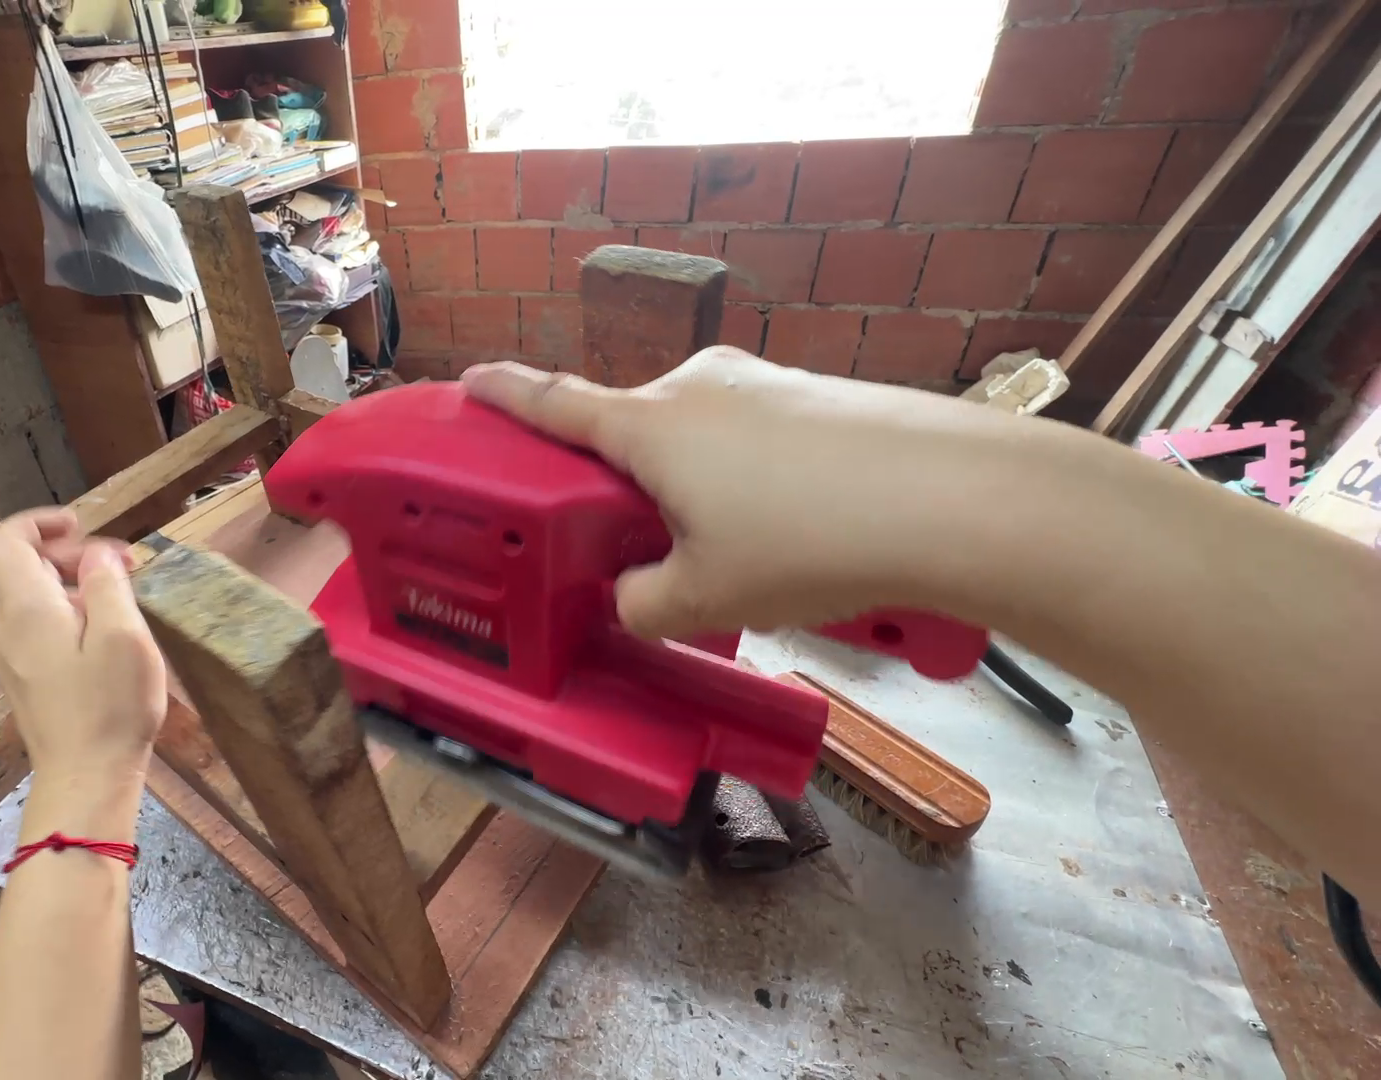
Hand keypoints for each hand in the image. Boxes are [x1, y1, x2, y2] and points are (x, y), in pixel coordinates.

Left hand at [0, 509, 166, 785]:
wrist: (85, 777)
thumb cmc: (111, 706)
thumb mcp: (123, 636)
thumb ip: (106, 585)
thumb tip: (95, 556)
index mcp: (26, 610)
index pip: (6, 542)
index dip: (40, 522)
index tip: (83, 524)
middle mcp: (4, 627)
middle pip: (24, 567)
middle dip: (73, 554)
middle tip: (126, 568)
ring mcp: (7, 655)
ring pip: (34, 596)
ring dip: (75, 584)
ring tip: (123, 601)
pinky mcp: (21, 676)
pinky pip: (38, 624)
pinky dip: (69, 612)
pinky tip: (105, 635)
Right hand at [462, 348, 1012, 639]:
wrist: (963, 498)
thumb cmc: (808, 541)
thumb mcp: (703, 597)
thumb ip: (641, 602)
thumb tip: (634, 596)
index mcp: (649, 427)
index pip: (554, 403)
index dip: (505, 394)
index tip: (470, 378)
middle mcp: (694, 388)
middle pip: (627, 431)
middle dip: (618, 481)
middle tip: (634, 541)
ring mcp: (757, 382)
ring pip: (689, 438)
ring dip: (683, 484)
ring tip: (725, 547)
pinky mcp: (808, 393)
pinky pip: (742, 436)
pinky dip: (735, 477)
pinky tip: (780, 525)